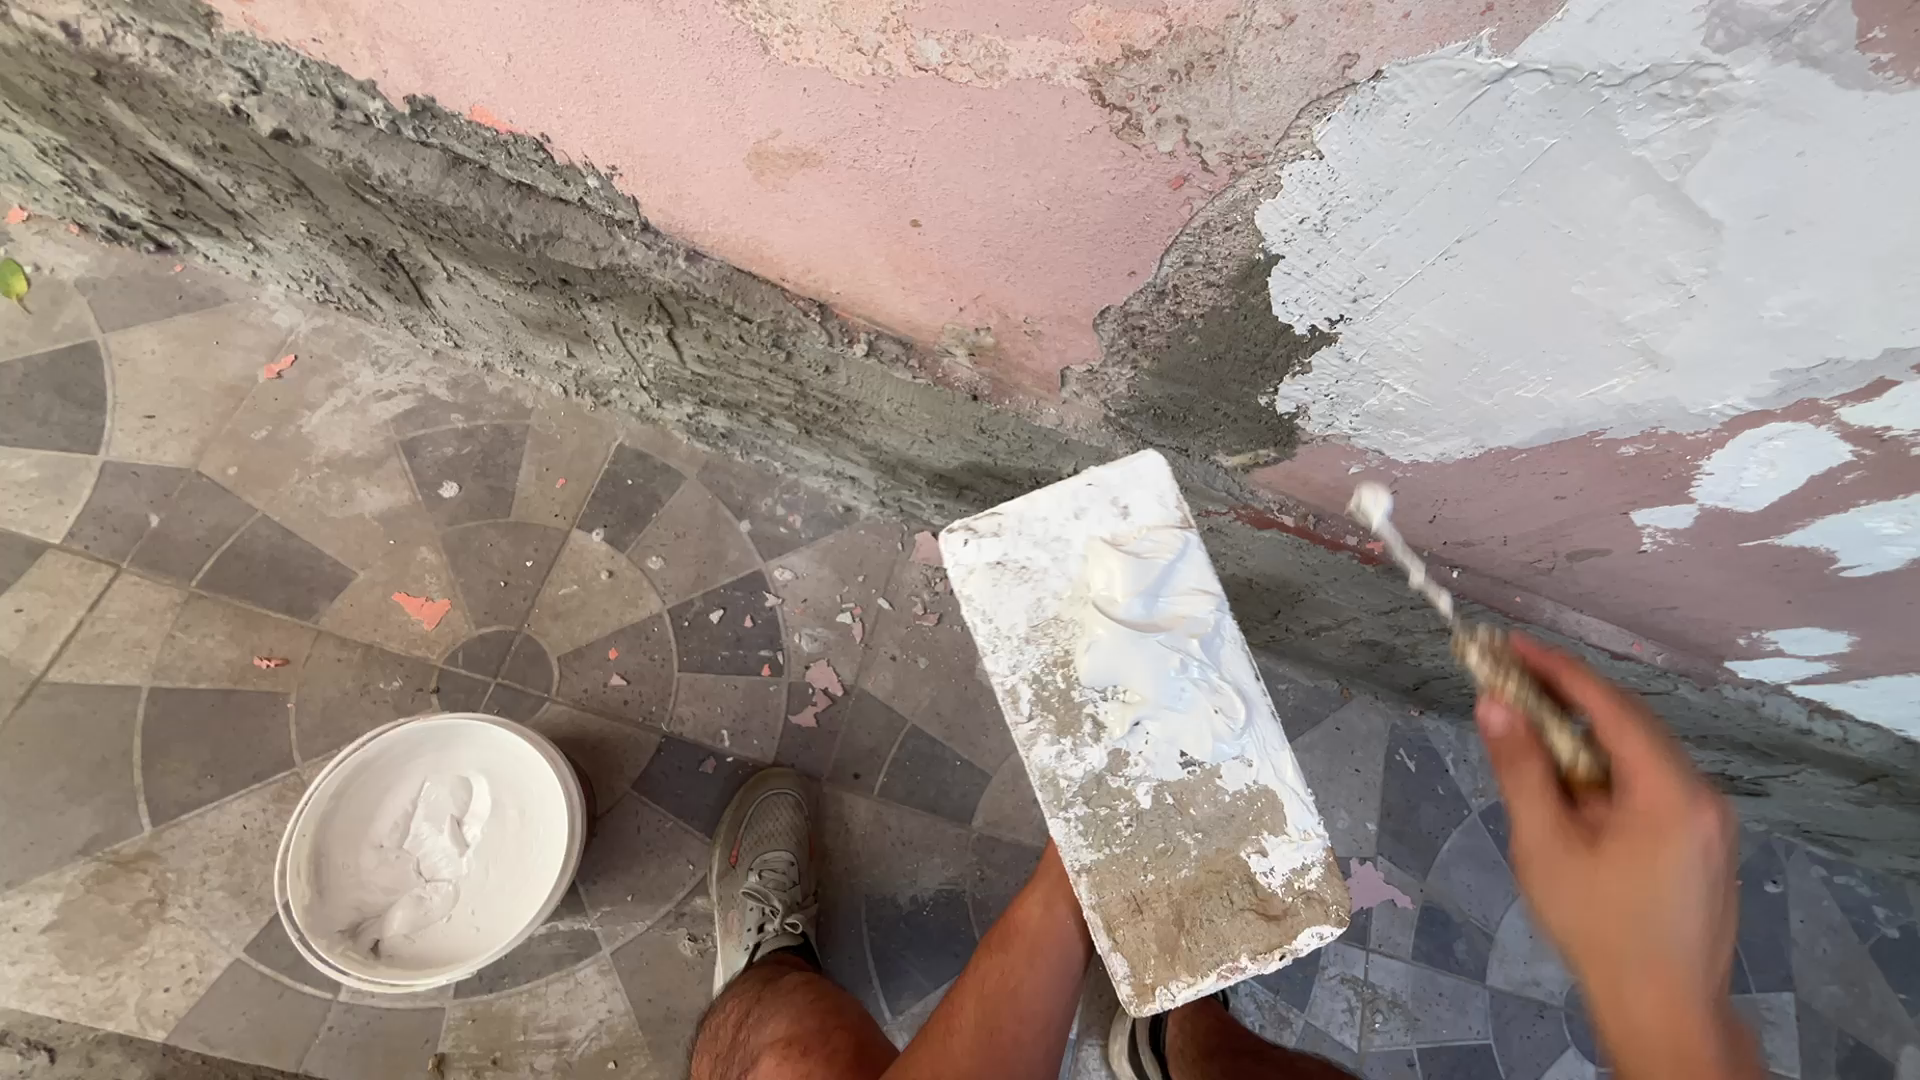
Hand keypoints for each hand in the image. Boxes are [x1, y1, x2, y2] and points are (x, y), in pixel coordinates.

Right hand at [1475, 636, 1760, 1079]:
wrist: (1661, 1002)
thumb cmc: (1596, 921)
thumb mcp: (1544, 842)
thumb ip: (1520, 767)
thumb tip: (1492, 703)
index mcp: (1669, 793)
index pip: (1610, 707)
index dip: (1556, 668)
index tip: (1508, 644)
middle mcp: (1699, 793)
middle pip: (1627, 720)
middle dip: (1564, 690)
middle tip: (1504, 671)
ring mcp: (1704, 815)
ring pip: (1634, 747)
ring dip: (1577, 725)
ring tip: (1522, 714)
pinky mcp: (1695, 833)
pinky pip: (1642, 774)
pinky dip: (1596, 756)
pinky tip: (1561, 766)